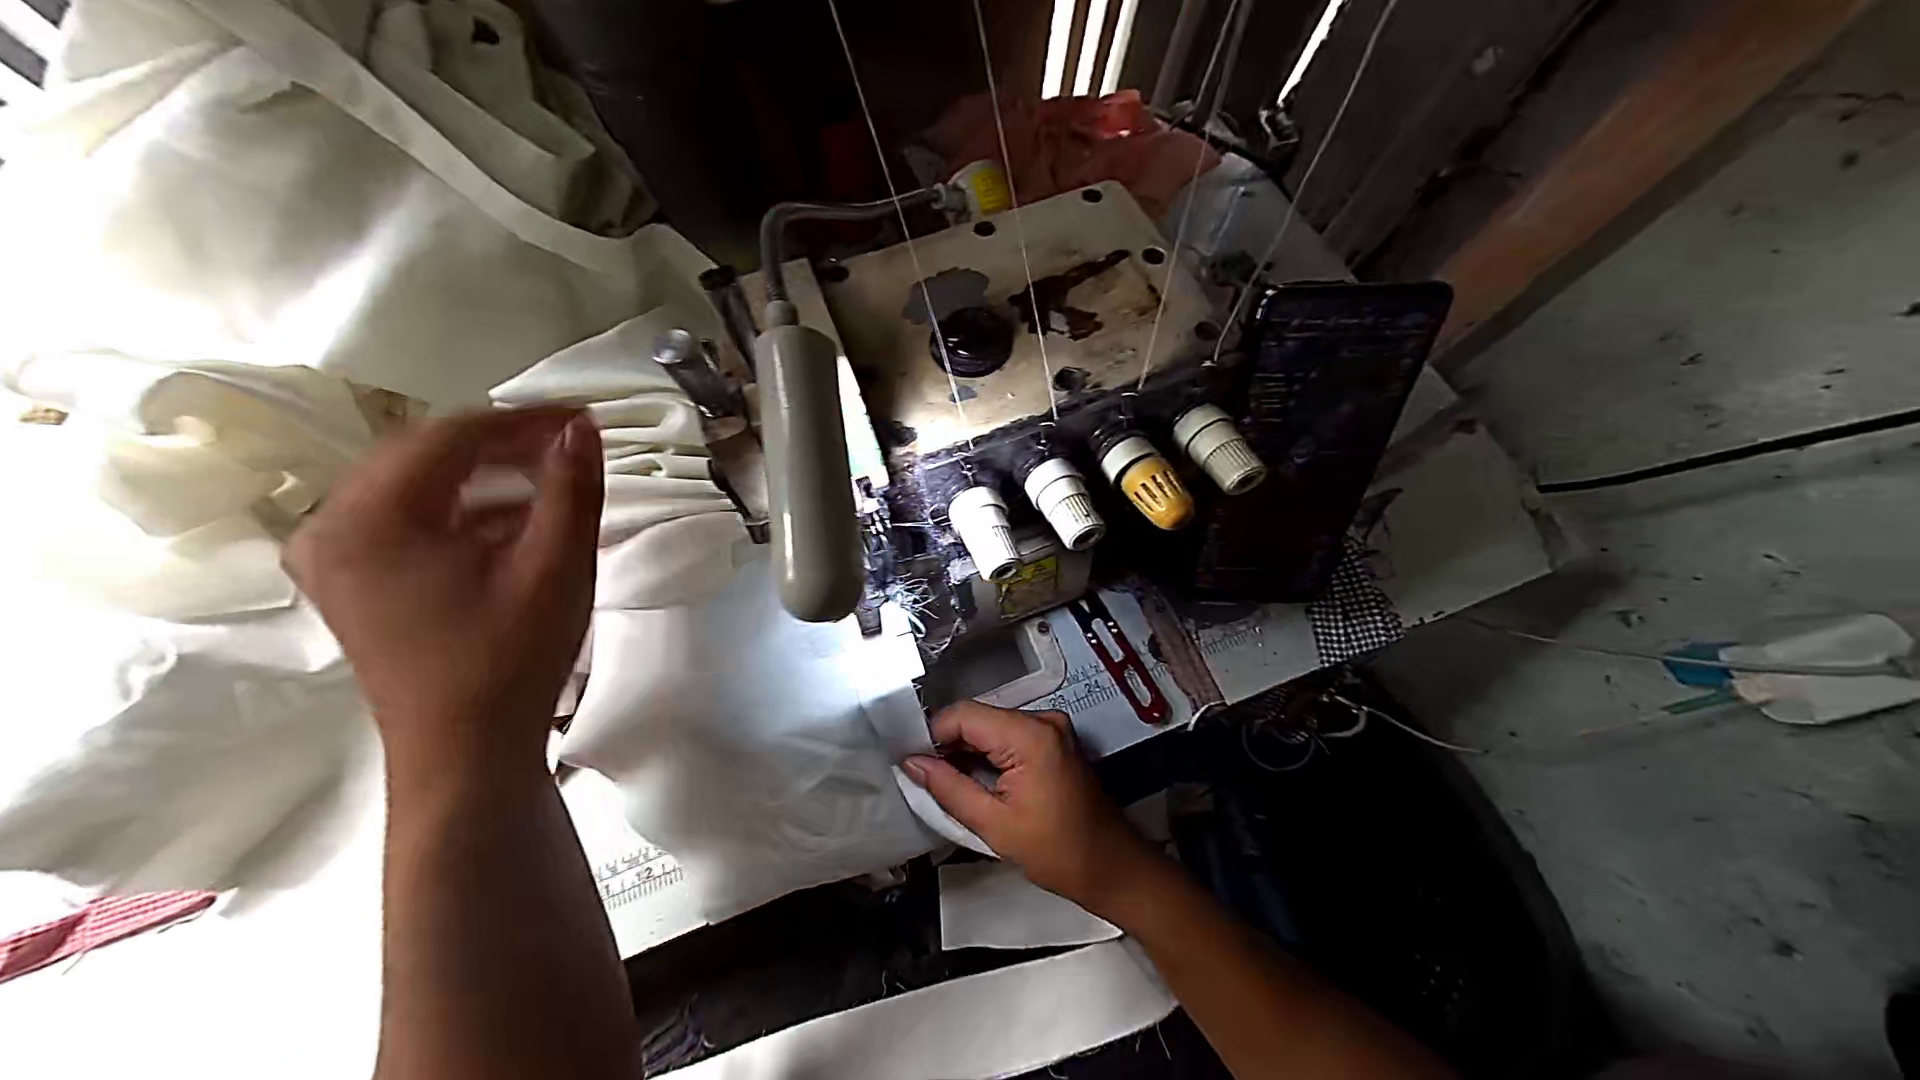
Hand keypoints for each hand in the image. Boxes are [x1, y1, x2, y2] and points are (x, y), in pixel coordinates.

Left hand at [286, 407, 602, 775]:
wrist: (468, 752)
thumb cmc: (512, 660)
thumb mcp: (557, 567)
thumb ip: (572, 488)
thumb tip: (584, 429)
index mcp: (370, 519)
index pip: (451, 435)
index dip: (524, 419)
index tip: (583, 419)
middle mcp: (331, 528)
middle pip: (426, 454)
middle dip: (504, 445)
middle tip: (570, 447)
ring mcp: (335, 558)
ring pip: (419, 485)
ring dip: (487, 477)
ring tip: (550, 484)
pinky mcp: (353, 582)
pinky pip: (410, 519)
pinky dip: (464, 510)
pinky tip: (514, 524)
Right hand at [903, 702, 1163, 915]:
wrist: (1113, 867)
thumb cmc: (1057, 852)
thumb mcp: (994, 825)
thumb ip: (949, 788)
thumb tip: (911, 763)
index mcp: (1030, 736)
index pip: (965, 714)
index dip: (933, 734)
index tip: (912, 761)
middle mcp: (1042, 720)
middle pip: (978, 717)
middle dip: (948, 743)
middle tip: (924, 775)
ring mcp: (1051, 727)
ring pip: (990, 725)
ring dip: (966, 749)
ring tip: (946, 781)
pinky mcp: (1054, 739)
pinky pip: (1008, 735)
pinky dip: (988, 753)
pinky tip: (973, 778)